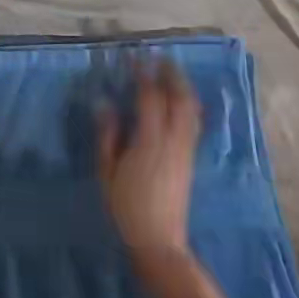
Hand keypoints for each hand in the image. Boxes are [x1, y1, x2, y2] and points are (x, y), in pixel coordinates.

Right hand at [96, 61, 200, 257]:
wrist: (158, 241)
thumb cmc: (126, 207)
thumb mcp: (107, 171)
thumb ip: (108, 135)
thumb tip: (106, 104)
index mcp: (150, 140)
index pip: (149, 96)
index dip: (143, 73)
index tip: (134, 56)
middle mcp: (174, 139)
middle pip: (179, 97)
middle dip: (170, 74)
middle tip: (158, 57)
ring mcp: (185, 149)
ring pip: (191, 109)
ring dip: (182, 86)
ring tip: (170, 73)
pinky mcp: (190, 158)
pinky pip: (192, 121)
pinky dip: (187, 103)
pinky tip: (178, 101)